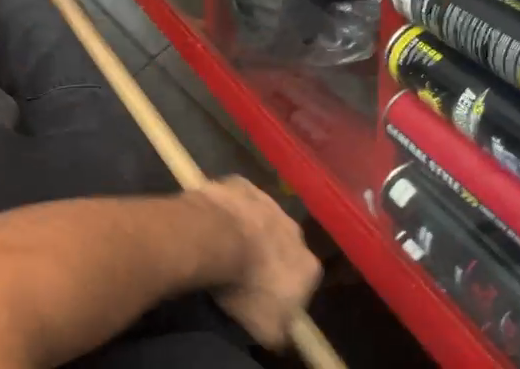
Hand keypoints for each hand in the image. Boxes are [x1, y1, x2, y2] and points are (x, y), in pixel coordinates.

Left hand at [199, 177, 321, 348]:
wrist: (215, 238)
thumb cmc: (245, 287)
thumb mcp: (267, 329)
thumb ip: (279, 332)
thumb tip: (278, 335)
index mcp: (309, 266)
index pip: (301, 280)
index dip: (281, 288)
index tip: (260, 294)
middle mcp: (294, 231)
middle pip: (281, 245)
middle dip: (266, 254)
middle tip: (239, 266)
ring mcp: (266, 202)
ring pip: (259, 217)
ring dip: (246, 227)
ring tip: (221, 241)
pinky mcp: (239, 183)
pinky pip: (235, 195)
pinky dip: (226, 204)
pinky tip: (211, 215)